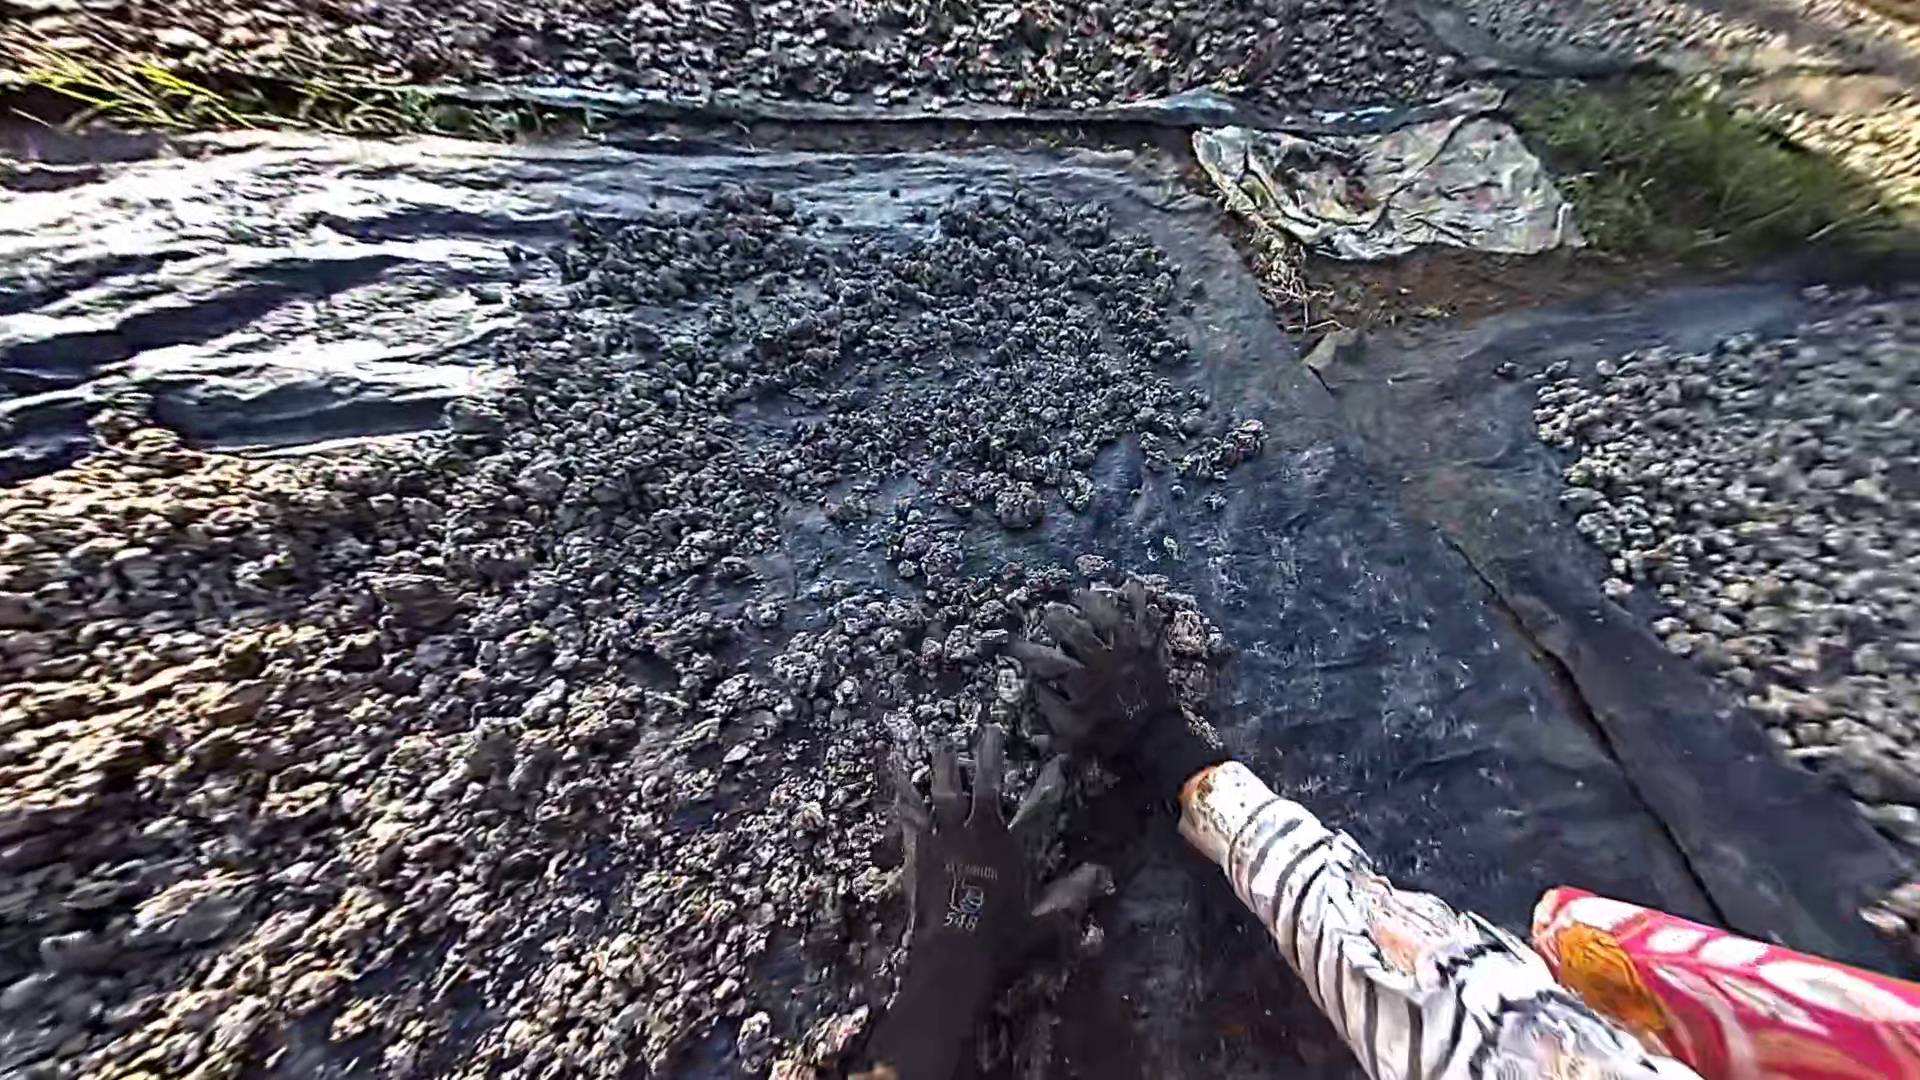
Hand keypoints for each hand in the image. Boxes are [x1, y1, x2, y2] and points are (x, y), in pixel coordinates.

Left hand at [859, 726, 1109, 1079]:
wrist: (952, 960)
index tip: (1058, 761)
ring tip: (942, 741)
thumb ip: (1070, 896)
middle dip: (988, 757)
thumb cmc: (1000, 943)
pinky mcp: (919, 848)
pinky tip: (894, 770)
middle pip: (984, 786)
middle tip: (990, 730)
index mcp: (1009, 847)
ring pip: (945, 792)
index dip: (1048, 783)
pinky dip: (903, 790)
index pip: (1036, 807)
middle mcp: (977, 833)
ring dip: (945, 765)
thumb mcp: (1043, 924)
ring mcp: (945, 837)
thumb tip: (1100, 873)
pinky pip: (909, 812)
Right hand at [1009, 577, 1228, 801]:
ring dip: (1091, 602)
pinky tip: (1132, 585)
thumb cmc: (1111, 739)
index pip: (1045, 659)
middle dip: (1057, 618)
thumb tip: (1033, 683)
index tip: (1011, 644)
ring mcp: (1126, 650)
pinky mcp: (1147, 648)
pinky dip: (1138, 601)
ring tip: (1080, 593)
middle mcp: (1101, 659)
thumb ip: (1049, 707)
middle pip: (1074, 630)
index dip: (1025, 650)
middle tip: (1047, 611)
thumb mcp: (1072, 734)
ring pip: (1106, 617)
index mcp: (1080, 680)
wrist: (1158, 741)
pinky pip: (1144, 619)